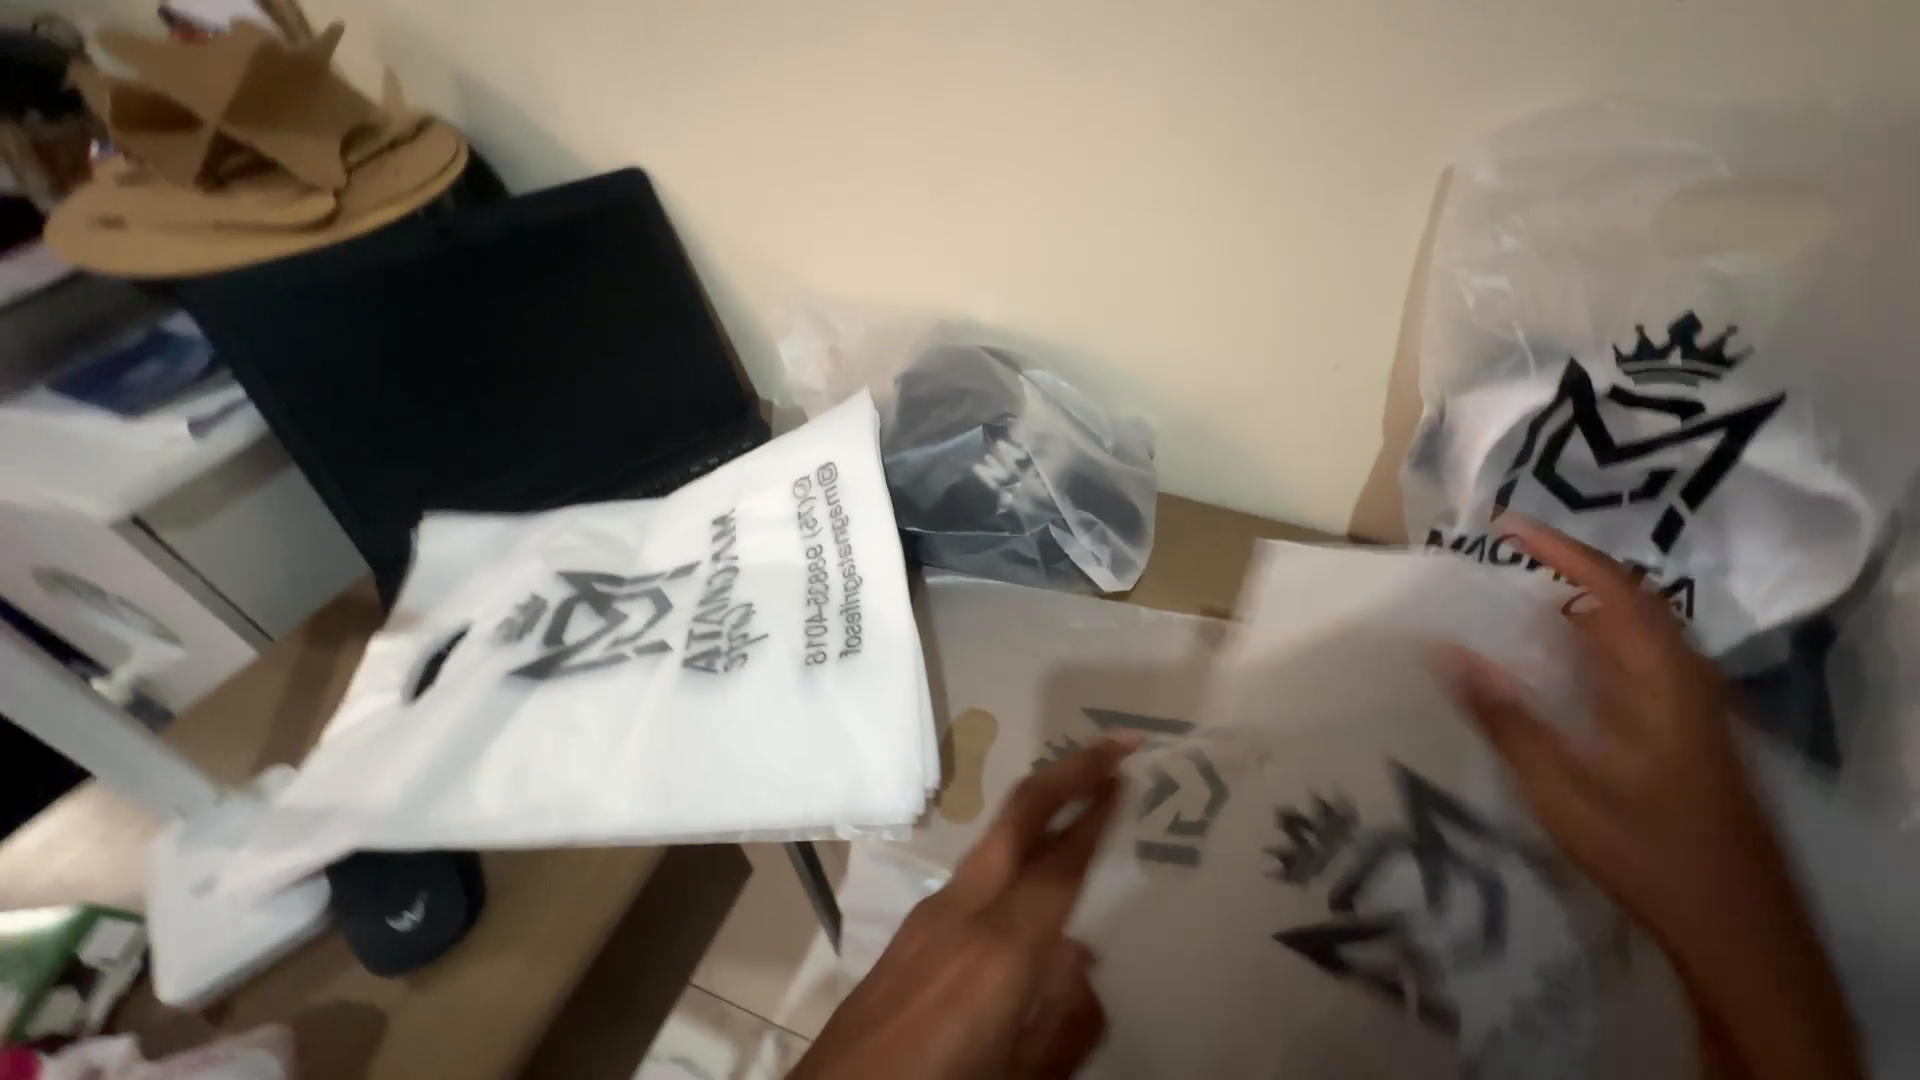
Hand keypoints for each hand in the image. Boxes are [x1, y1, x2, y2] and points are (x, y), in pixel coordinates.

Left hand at [791, 739, 1132, 1079]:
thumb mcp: (1026, 1073)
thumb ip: (1068, 1015)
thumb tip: (1081, 957)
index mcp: (1002, 947)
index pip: (1061, 862)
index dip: (1096, 813)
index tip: (1124, 773)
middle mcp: (965, 909)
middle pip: (1019, 814)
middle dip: (1068, 771)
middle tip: (1111, 746)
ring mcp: (932, 910)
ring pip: (996, 839)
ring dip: (1040, 809)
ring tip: (1081, 799)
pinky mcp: (915, 926)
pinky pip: (976, 873)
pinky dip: (1014, 856)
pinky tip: (1031, 889)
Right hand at [1434, 517, 1861, 1079]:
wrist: (1737, 928)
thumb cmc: (1648, 852)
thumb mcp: (1562, 788)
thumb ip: (1506, 718)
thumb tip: (1445, 652)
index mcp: (1664, 684)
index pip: (1614, 591)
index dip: (1561, 550)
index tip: (1506, 526)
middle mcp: (1684, 682)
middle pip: (1629, 602)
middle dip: (1566, 568)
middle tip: (1502, 557)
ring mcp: (1689, 707)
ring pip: (1631, 633)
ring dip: (1576, 604)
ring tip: (1513, 598)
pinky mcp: (1683, 731)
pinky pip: (1631, 663)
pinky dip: (1587, 643)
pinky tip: (1547, 664)